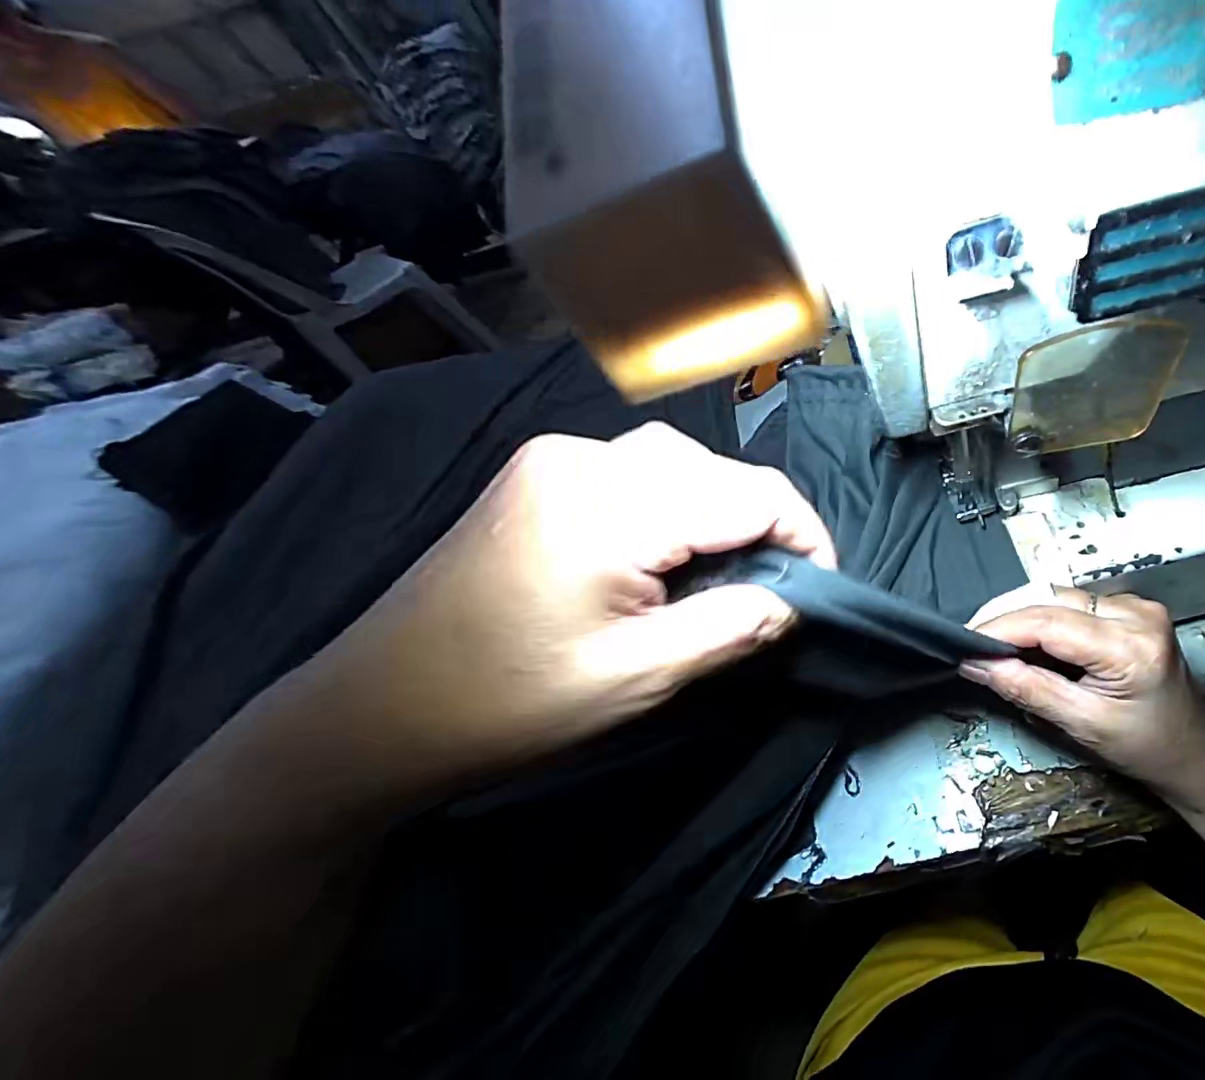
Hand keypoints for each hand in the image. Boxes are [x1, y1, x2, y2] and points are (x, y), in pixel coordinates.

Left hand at [273, 422, 834, 781]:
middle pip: (720, 469)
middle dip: (766, 523)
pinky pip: (642, 470)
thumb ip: (734, 627)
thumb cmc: (507, 704)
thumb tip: (795, 600)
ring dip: (725, 509)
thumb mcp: (639, 678)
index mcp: (608, 506)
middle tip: (776, 588)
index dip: (805, 535)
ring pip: (685, 463)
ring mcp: (556, 459)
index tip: (822, 586)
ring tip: (731, 571)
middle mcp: (583, 459)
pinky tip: (676, 550)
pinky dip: (682, 503)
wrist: (373, 713)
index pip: (750, 494)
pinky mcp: (543, 473)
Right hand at [960, 589, 1204, 815]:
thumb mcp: (1083, 724)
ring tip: (993, 643)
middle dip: (1005, 617)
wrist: (1195, 749)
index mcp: (1130, 646)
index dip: (999, 628)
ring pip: (1059, 595)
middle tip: (971, 643)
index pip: (1048, 621)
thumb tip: (979, 664)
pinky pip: (1074, 602)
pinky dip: (1044, 617)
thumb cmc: (1147, 746)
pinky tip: (1027, 639)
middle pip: (1051, 598)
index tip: (964, 643)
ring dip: (1022, 615)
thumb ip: (1029, 688)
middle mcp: (1136, 613)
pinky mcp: (1132, 607)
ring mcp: (1137, 605)